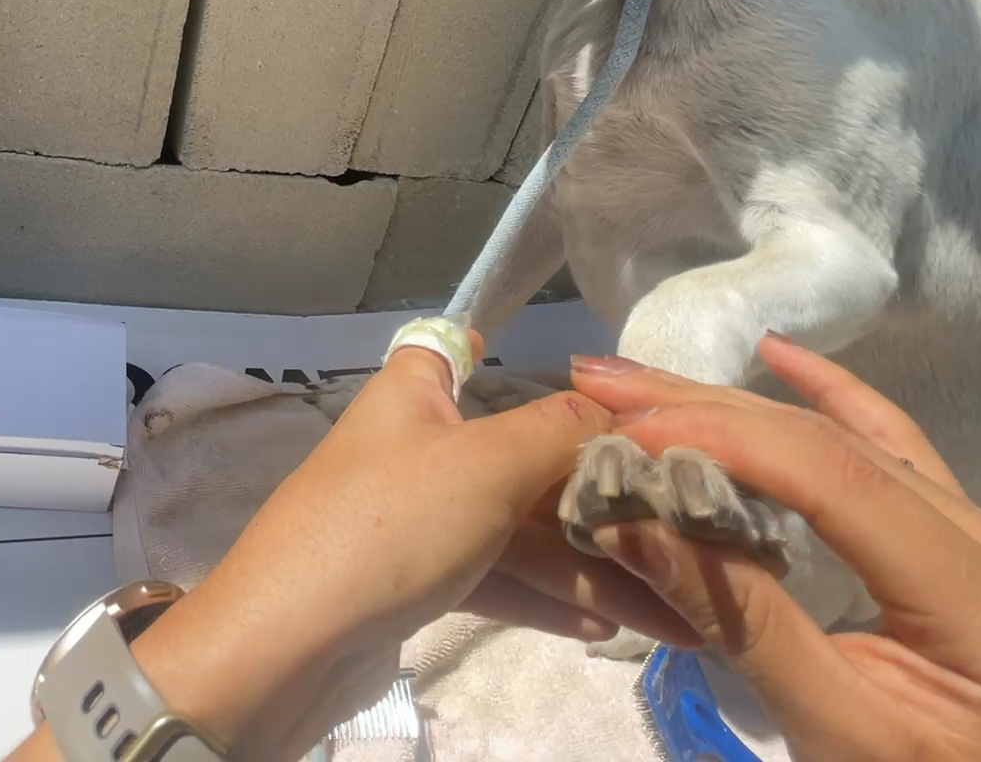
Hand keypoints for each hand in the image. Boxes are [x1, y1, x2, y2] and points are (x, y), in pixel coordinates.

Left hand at [12, 333, 695, 761]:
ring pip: (512, 525)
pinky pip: (493, 573)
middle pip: (512, 452)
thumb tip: (621, 409)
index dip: (485, 342)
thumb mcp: (484, 464)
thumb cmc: (392, 519)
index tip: (552, 364)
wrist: (294, 636)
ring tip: (679, 609)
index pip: (446, 347)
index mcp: (412, 393)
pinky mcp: (413, 576)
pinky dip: (546, 594)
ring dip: (589, 563)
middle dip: (594, 495)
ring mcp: (411, 513)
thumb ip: (557, 432)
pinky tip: (611, 626)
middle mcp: (411, 443)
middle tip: (686, 537)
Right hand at [568, 336, 980, 761]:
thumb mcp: (839, 738)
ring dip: (732, 406)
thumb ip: (739, 622)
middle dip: (702, 407)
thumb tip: (621, 522)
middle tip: (599, 382)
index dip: (719, 437)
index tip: (621, 427)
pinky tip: (781, 355)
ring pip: (848, 443)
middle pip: (833, 446)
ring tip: (637, 378)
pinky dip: (831, 399)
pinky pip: (896, 455)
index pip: (836, 479)